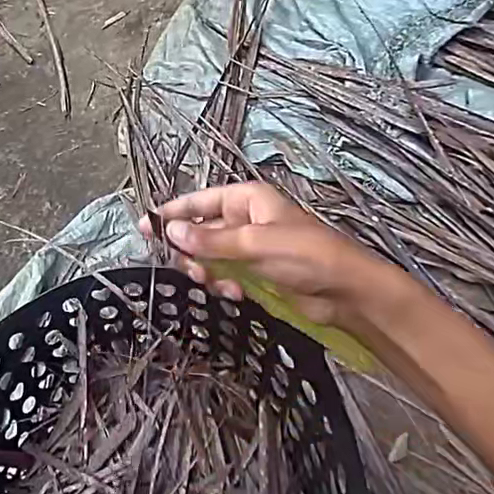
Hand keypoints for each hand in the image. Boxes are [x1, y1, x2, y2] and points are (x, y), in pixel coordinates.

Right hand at [139, 182, 389, 324]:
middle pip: (200, 231)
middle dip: (190, 250)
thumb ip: (211, 239)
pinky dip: (223, 284)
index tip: (147, 227)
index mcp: (248, 200)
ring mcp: (249, 248)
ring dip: (206, 270)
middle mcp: (245, 220)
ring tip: (214, 282)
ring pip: (208, 256)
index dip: (172, 213)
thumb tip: (171, 231)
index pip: (199, 201)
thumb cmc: (309, 256)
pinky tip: (235, 293)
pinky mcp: (254, 273)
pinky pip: (223, 275)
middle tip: (188, 267)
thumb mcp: (256, 244)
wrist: (346, 293)